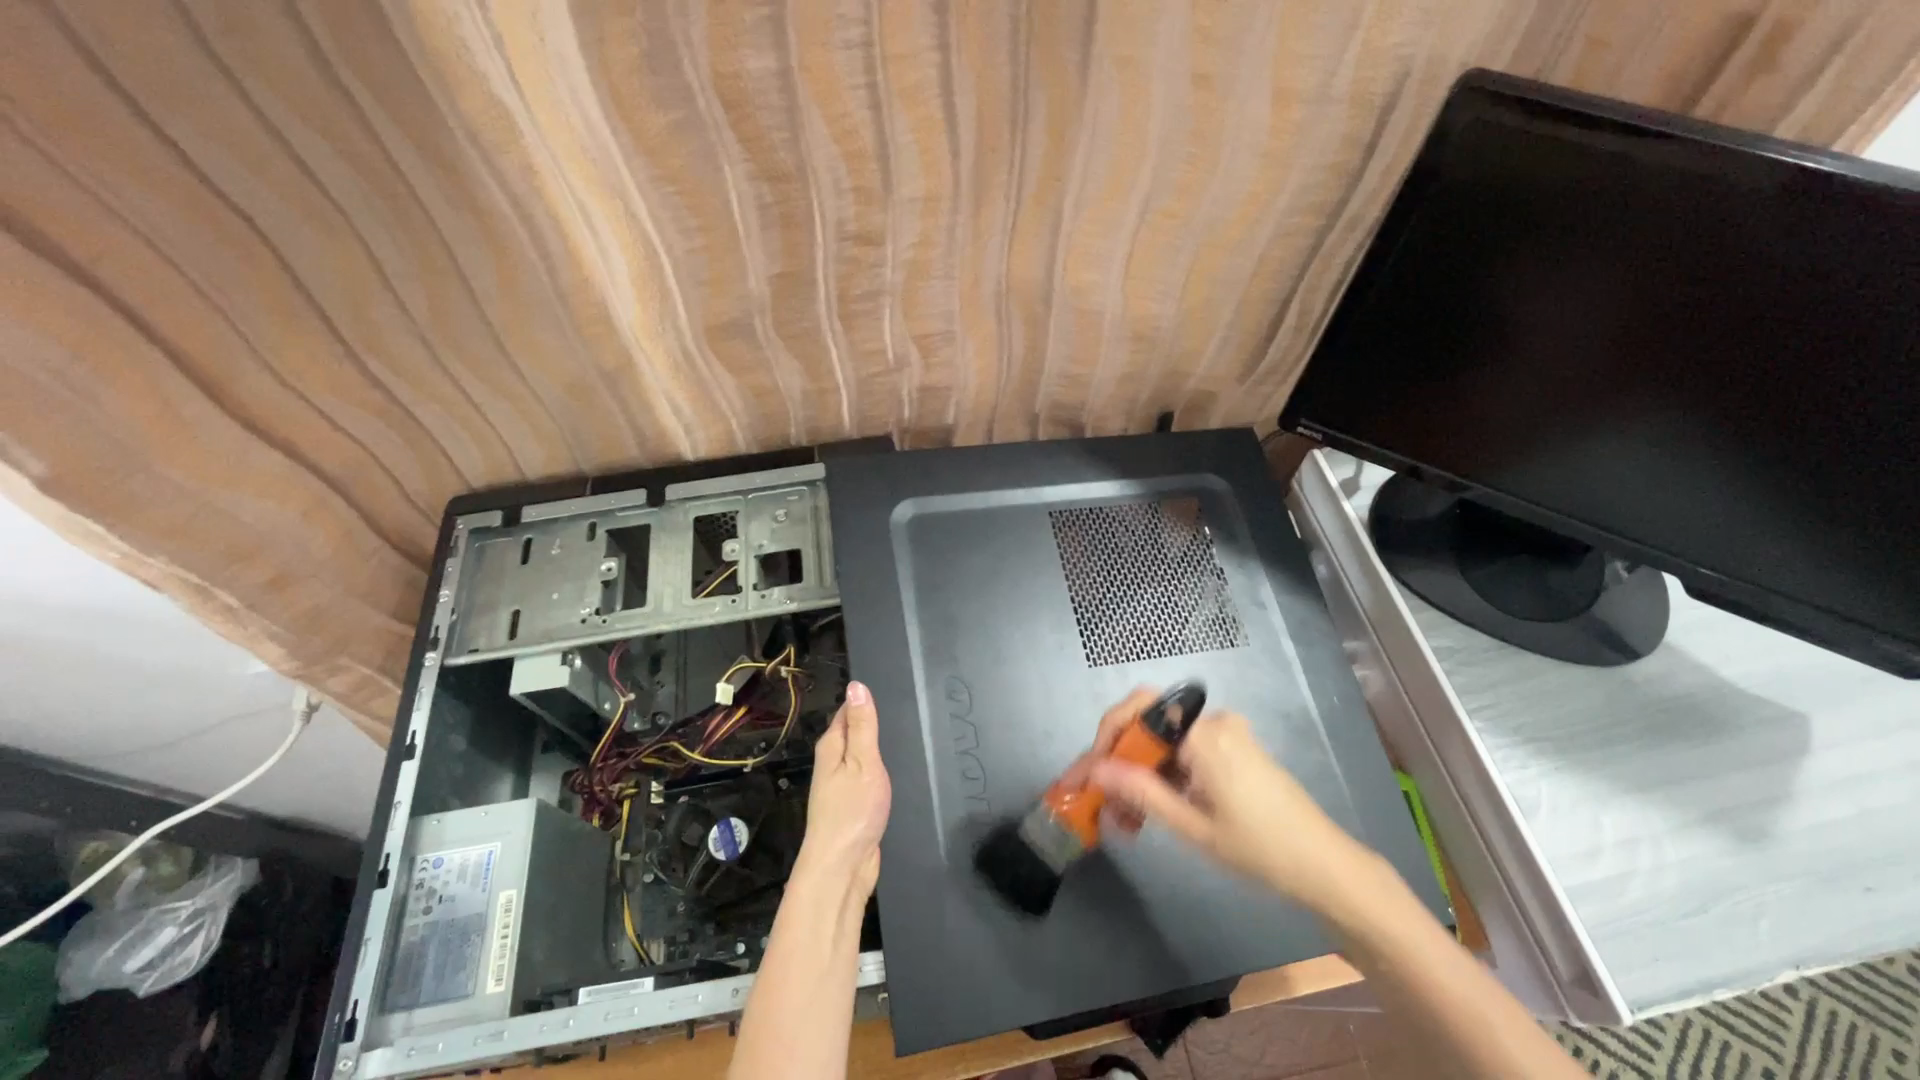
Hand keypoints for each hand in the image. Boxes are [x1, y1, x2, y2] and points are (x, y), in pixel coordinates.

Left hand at [797, 681, 891, 897]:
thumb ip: (862, 725)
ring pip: (860, 757)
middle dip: (871, 722)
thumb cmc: (852, 811)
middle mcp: (832, 764)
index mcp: (832, 747)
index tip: (889, 688)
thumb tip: (856, 686)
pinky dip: (878, 772)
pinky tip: (895, 773)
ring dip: (877, 749)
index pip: (846, 712)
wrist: (842, 866)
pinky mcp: (852, 806)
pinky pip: (866, 779)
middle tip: (905, 709)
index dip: (863, 700)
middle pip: (852, 734)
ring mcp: (840, 787)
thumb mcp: (863, 761)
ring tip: (905, 737)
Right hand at [1089, 704, 1374, 914]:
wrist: (1324, 866)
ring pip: (1164, 743)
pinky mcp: (1234, 751)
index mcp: (1204, 735)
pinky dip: (1164, 776)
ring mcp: (1227, 735)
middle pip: (1149, 726)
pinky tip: (1151, 812)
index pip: (1139, 710)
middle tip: (1101, 803)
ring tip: (1124, 821)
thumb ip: (1140, 792)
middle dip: (1119, 762)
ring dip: (1140, 775)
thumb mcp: (1191, 826)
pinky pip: (1185, 752)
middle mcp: (1214, 723)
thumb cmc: (1259, 849)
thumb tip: (1095, 770)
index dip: (1106, 737)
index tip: (1088, 774)